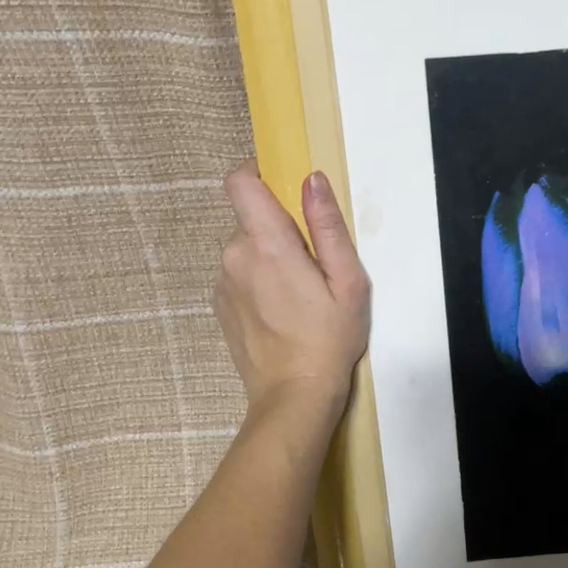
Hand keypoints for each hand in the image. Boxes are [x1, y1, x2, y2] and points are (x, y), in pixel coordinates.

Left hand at [214, 162, 371, 417]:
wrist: (293, 395)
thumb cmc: (329, 337)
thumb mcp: (348, 281)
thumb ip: (328, 226)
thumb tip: (312, 179)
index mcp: (266, 244)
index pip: (239, 182)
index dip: (256, 171)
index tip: (282, 182)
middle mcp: (234, 256)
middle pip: (249, 218)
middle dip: (278, 226)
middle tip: (314, 260)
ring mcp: (222, 282)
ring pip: (245, 247)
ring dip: (268, 255)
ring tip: (300, 291)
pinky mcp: (219, 305)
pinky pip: (239, 273)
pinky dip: (258, 278)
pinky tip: (282, 309)